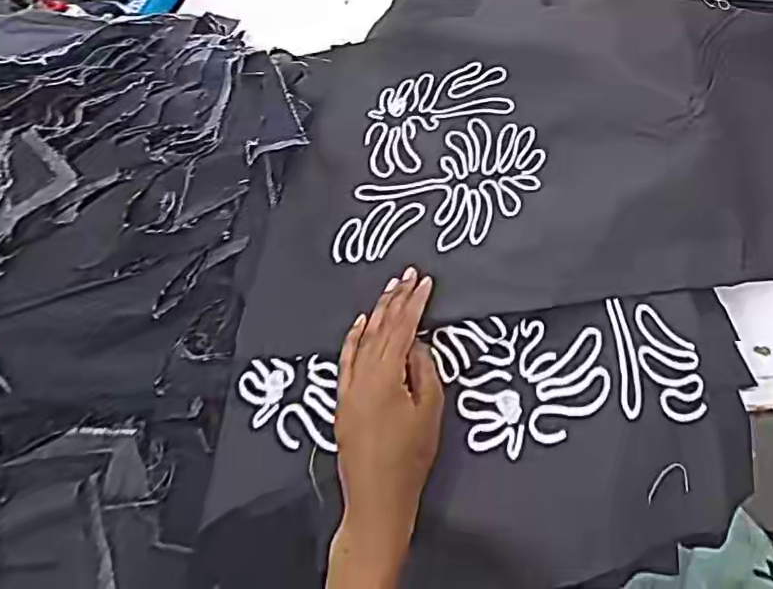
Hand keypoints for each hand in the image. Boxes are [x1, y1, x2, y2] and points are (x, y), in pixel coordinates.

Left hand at [329, 267, 441, 588]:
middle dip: (397, 298)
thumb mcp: (430, 409)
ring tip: (391, 287)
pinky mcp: (342, 400)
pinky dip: (354, 337)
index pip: (402, 328)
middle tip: (409, 273)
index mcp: (385, 376)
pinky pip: (347, 359)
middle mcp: (362, 376)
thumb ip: (424, 368)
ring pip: (365, 338)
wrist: (377, 500)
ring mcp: (349, 388)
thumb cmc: (410, 457)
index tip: (426, 281)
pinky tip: (361, 321)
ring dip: (378, 311)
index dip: (415, 302)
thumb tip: (416, 343)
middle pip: (382, 327)